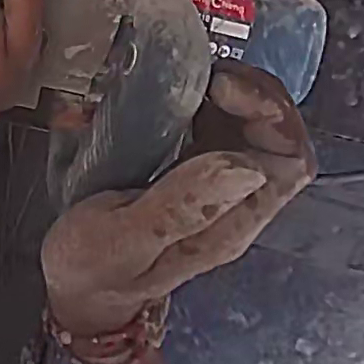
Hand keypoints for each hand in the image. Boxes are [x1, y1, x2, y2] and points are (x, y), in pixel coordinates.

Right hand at [41, 61, 316, 336]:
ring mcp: (208, 189)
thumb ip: (178, 207)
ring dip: (220, 94)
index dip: (271, 113)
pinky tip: (160, 94)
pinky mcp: (182, 177)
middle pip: (271, 136)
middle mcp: (230, 203)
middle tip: (198, 72)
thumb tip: (246, 166)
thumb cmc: (92, 269)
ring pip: (242, 128)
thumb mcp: (124, 239)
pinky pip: (205, 131)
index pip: (288, 160)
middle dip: (247, 93)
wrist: (75, 292)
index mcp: (227, 223)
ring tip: (178, 75)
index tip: (219, 86)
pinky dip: (191, 104)